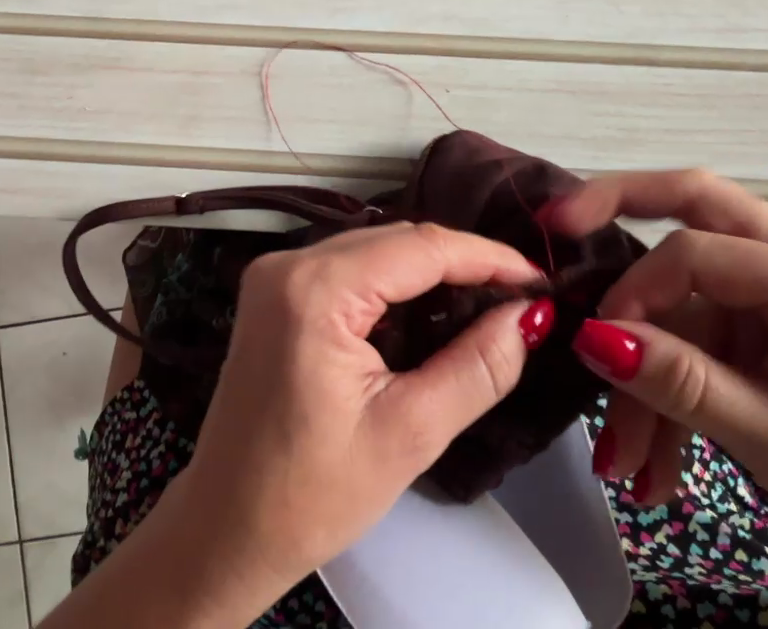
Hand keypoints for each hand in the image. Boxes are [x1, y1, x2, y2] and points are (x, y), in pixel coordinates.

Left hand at [173, 222, 550, 591]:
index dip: (488, 257)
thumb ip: (478, 366)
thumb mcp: (410, 432)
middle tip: (521, 297)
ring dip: (431, 272)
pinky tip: (432, 312)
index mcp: (314, 289)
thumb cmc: (313, 492)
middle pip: (396, 241)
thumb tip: (530, 314)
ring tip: (489, 304)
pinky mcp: (275, 295)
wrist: (227, 526)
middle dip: (462, 263)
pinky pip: (350, 269)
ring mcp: (275, 276)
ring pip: (375, 250)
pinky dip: (395, 285)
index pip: (420, 246)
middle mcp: (288, 264)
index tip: (540, 279)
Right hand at [544, 171, 767, 600]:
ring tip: (622, 464)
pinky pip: (697, 341)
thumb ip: (683, 384)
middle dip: (617, 210)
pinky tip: (654, 466)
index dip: (633, 292)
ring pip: (682, 301)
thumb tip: (589, 337)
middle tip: (552, 221)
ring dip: (642, 371)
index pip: (695, 248)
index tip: (594, 351)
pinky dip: (668, 395)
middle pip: (693, 207)